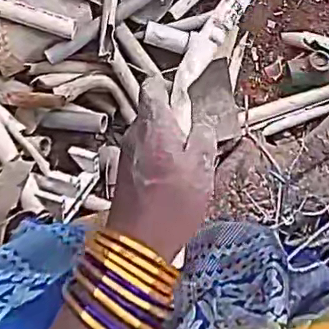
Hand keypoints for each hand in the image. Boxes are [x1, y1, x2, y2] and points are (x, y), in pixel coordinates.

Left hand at [105, 78, 216, 257]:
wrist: (140, 243)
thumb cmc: (170, 207)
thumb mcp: (202, 168)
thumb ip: (204, 138)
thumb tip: (204, 126)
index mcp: (154, 123)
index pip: (153, 85)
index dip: (171, 86)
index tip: (186, 94)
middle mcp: (134, 132)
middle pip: (153, 111)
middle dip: (173, 119)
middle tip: (194, 135)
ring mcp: (126, 151)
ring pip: (148, 133)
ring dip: (165, 141)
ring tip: (185, 162)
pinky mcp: (124, 170)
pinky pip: (143, 152)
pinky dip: (156, 158)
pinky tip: (171, 178)